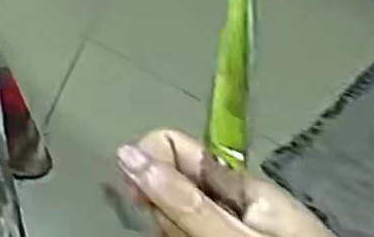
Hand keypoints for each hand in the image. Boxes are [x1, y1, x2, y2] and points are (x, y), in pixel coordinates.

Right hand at [117, 130, 335, 236]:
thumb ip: (185, 201)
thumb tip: (124, 151)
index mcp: (250, 190)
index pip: (177, 146)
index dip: (151, 162)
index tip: (135, 194)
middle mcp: (241, 208)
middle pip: (173, 182)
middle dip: (162, 206)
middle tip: (175, 236)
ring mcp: (234, 232)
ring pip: (176, 215)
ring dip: (170, 229)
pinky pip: (189, 233)